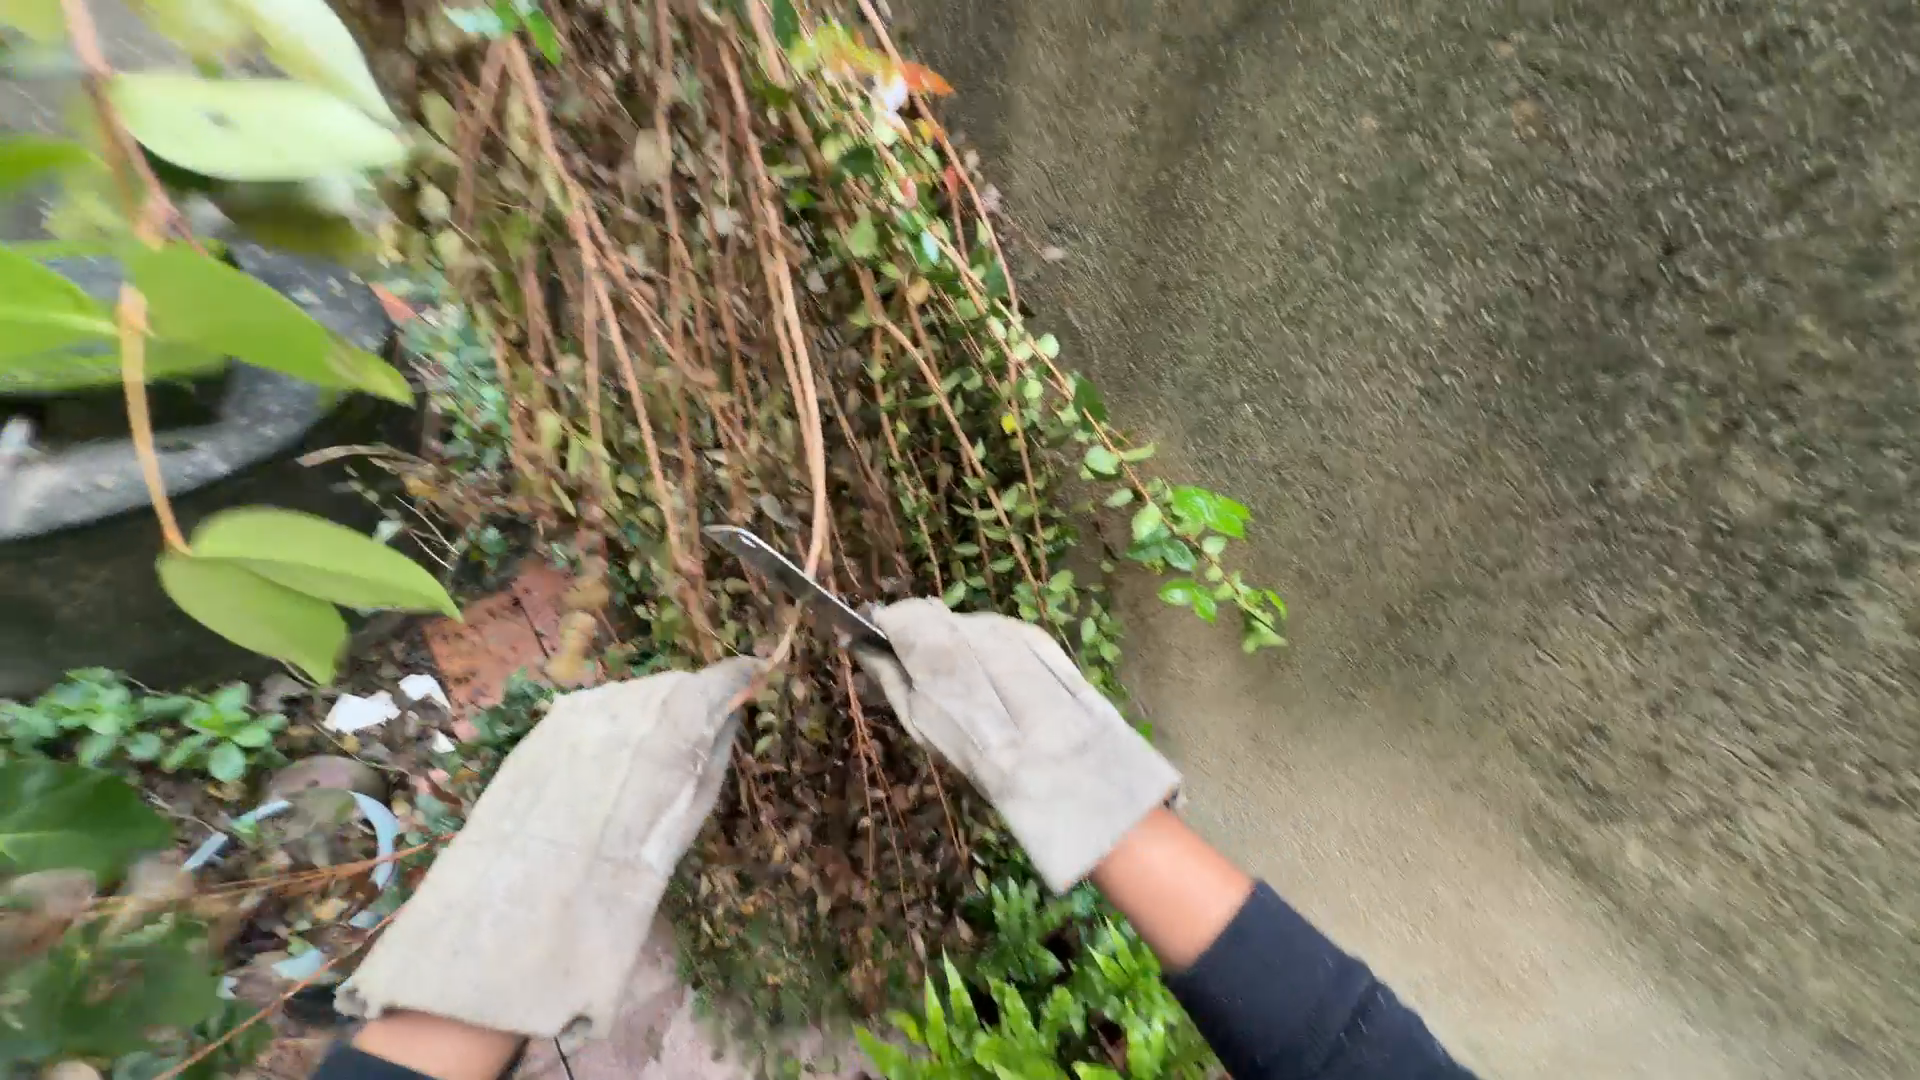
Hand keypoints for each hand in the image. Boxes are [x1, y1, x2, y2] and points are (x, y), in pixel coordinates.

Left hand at [339, 657, 762, 1038]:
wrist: (518, 915)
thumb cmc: (625, 875)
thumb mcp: (690, 814)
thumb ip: (714, 752)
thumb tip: (730, 715)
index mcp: (678, 714)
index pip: (725, 676)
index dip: (743, 681)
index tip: (754, 687)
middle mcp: (631, 695)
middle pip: (676, 684)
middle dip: (692, 706)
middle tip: (693, 748)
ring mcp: (582, 706)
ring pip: (635, 697)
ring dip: (650, 719)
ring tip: (641, 770)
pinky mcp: (546, 725)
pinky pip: (595, 714)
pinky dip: (612, 732)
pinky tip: (602, 776)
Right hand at [856, 599, 1178, 891]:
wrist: (1063, 770)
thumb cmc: (979, 757)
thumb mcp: (920, 723)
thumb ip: (889, 675)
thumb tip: (862, 644)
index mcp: (934, 646)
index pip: (898, 613)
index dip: (887, 627)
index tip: (881, 644)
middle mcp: (970, 625)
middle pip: (933, 616)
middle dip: (922, 637)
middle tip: (926, 674)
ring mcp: (1007, 627)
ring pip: (966, 625)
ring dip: (958, 645)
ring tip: (972, 689)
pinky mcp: (1037, 635)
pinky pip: (999, 633)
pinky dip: (990, 651)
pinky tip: (1001, 686)